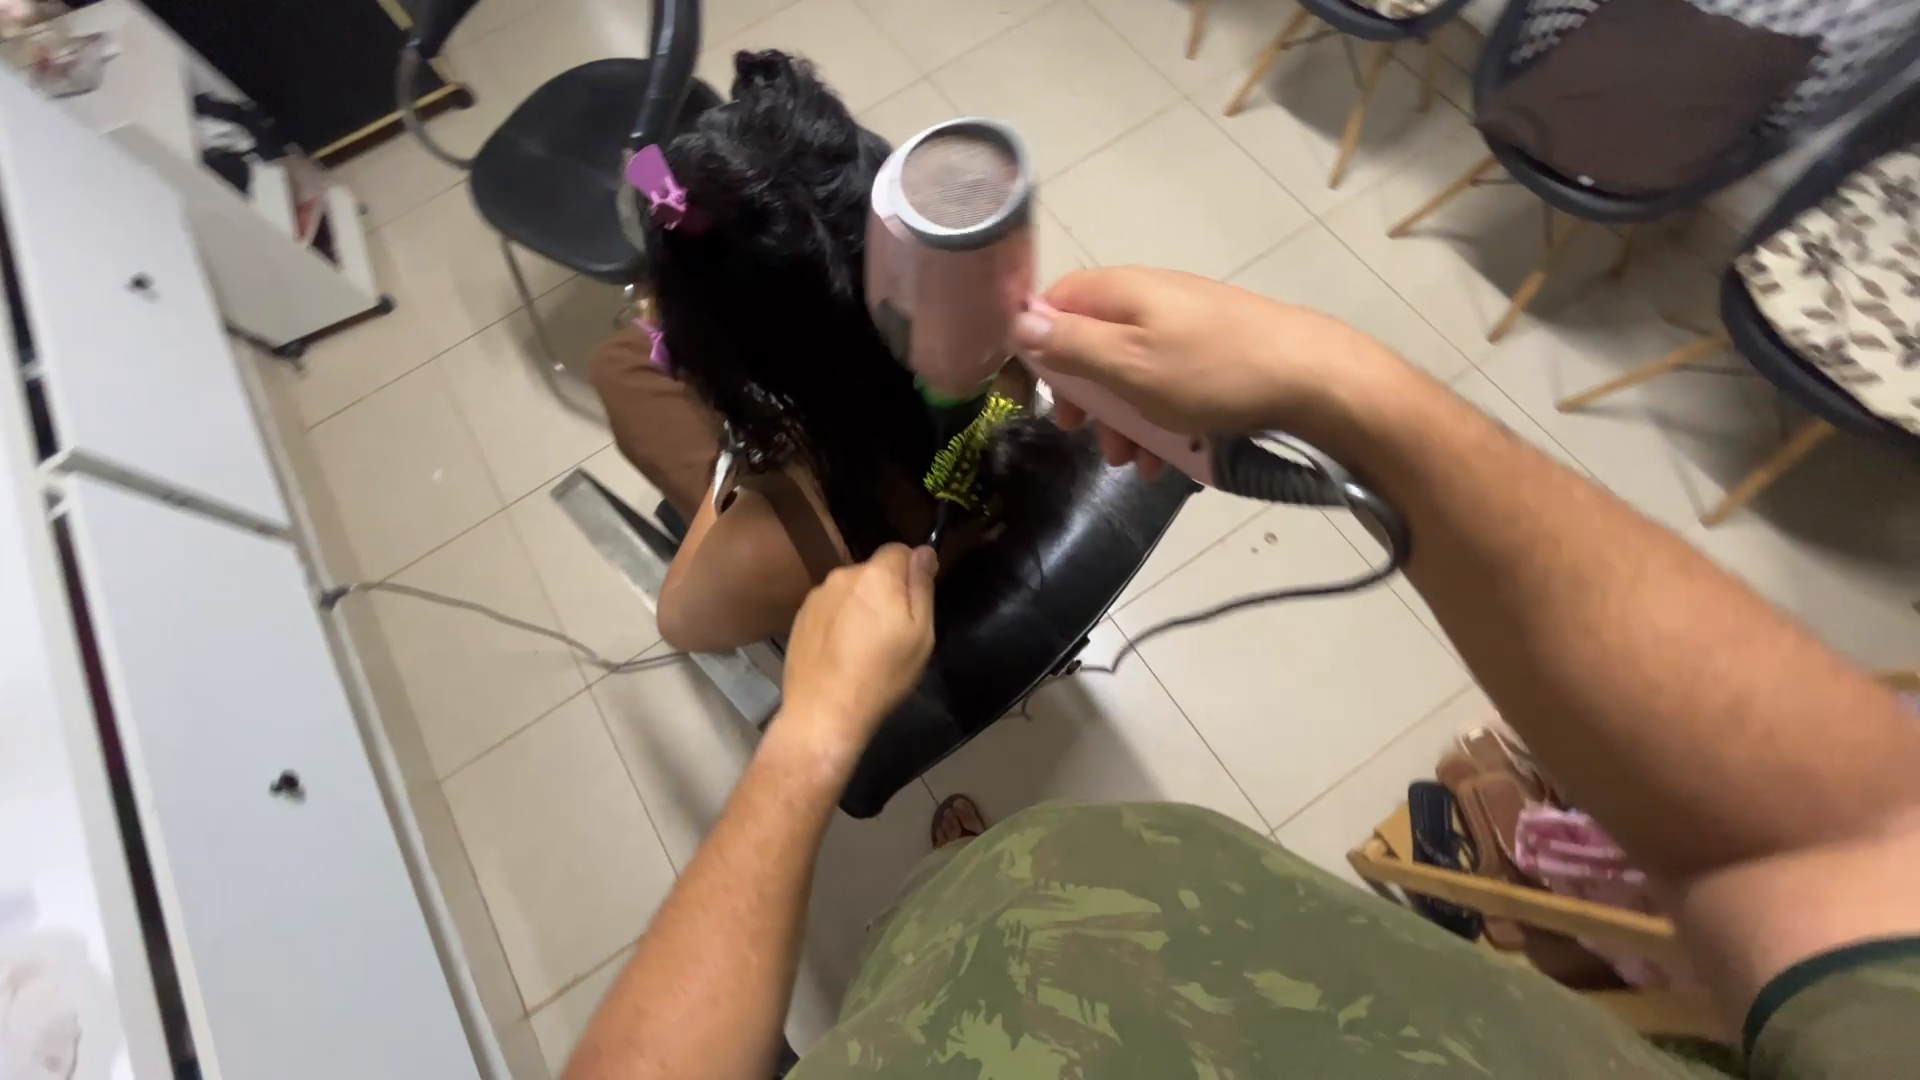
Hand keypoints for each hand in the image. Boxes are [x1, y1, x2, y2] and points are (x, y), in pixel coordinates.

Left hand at [775, 543, 936, 768]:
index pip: (899, 550)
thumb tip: (924, 551)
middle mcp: (842, 575)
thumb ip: (921, 586)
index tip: (914, 602)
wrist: (824, 711)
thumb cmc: (882, 675)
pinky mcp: (800, 616)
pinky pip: (830, 607)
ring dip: (860, 605)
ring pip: (850, 589)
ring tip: (863, 644)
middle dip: (885, 590)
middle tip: (892, 630)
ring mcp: (817, 596)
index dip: (912, 571)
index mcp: (876, 575)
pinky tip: (840, 651)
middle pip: (873, 570)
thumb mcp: (920, 634)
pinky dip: (838, 620)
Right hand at [1013, 266, 1404, 472]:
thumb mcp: (1127, 364)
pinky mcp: (1211, 356)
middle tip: (1080, 432)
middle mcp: (1149, 301)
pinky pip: (1165, 387)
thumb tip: (1020, 322)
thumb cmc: (1209, 372)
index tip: (1035, 390)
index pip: (1057, 301)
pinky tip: (1163, 459)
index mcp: (1122, 291)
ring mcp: (1183, 328)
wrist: (1313, 381)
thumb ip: (1071, 344)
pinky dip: (1156, 422)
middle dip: (1083, 395)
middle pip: (1092, 343)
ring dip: (1120, 419)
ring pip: (1129, 373)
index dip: (1038, 343)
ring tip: (1128, 459)